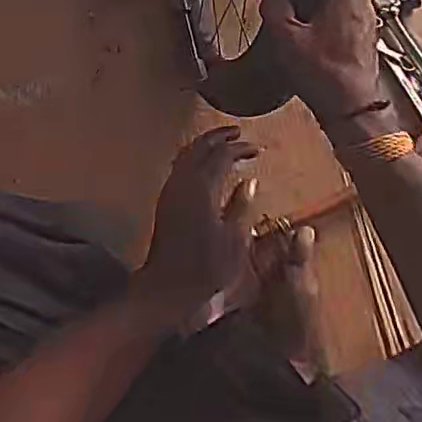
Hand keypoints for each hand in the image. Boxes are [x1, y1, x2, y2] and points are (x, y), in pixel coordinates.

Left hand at [132, 127, 259, 323]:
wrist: (168, 288)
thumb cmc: (207, 268)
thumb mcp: (234, 240)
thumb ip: (241, 206)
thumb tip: (249, 182)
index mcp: (202, 187)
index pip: (221, 155)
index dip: (239, 149)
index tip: (256, 149)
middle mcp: (183, 182)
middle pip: (199, 147)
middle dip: (219, 137)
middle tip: (238, 134)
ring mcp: (171, 190)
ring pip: (187, 154)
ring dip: (205, 145)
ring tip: (223, 145)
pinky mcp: (166, 200)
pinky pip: (181, 166)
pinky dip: (195, 158)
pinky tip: (205, 167)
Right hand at [261, 0, 382, 130]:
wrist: (351, 111)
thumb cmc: (322, 74)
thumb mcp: (286, 38)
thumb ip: (276, 6)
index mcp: (347, 0)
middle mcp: (364, 8)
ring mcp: (369, 26)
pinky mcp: (366, 42)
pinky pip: (354, 14)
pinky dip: (338, 9)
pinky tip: (317, 21)